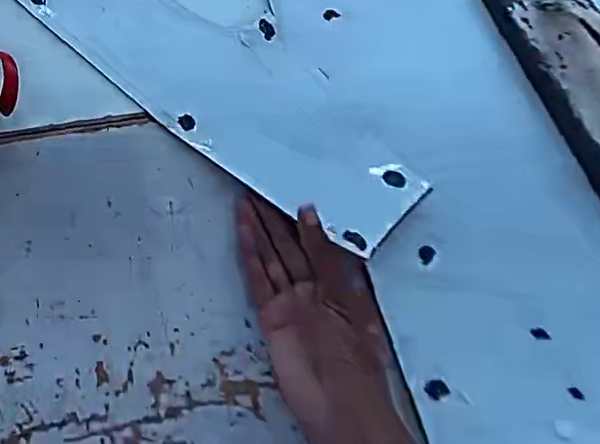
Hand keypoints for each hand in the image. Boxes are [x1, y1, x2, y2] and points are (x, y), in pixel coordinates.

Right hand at [236, 195, 414, 443]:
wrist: (340, 407)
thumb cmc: (355, 365)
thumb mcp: (344, 298)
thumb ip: (324, 255)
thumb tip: (311, 215)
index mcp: (336, 289)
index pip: (313, 244)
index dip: (299, 220)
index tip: (286, 195)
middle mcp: (312, 294)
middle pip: (287, 247)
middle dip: (272, 219)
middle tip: (257, 192)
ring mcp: (290, 304)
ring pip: (270, 258)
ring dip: (257, 231)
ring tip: (244, 204)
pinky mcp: (271, 317)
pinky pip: (257, 278)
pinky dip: (249, 254)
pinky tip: (244, 233)